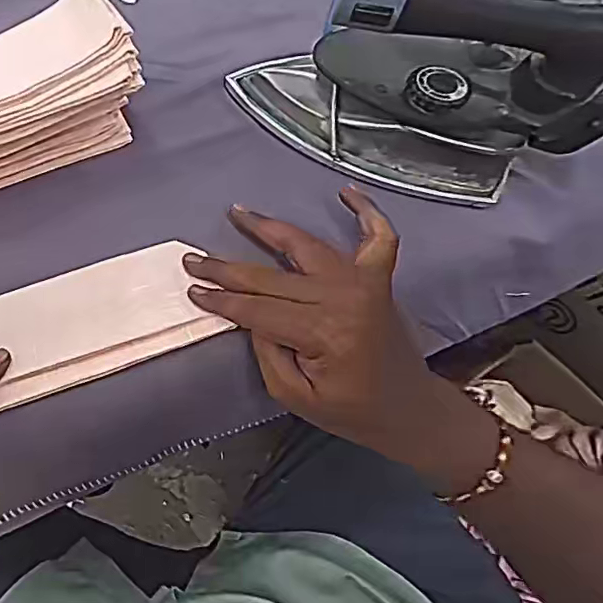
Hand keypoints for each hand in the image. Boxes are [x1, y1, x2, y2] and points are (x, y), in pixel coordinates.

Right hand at [182, 187, 494, 489]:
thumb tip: (251, 316)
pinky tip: (346, 191)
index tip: (193, 289)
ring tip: (239, 213)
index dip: (221, 300)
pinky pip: (378, 236)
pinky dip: (365, 211)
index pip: (257, 309)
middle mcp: (343, 298)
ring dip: (270, 228)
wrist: (408, 408)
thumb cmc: (351, 410)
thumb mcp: (295, 396)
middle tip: (194, 258)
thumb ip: (267, 353)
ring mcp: (364, 282)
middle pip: (272, 276)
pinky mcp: (379, 277)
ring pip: (307, 246)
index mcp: (323, 333)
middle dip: (227, 268)